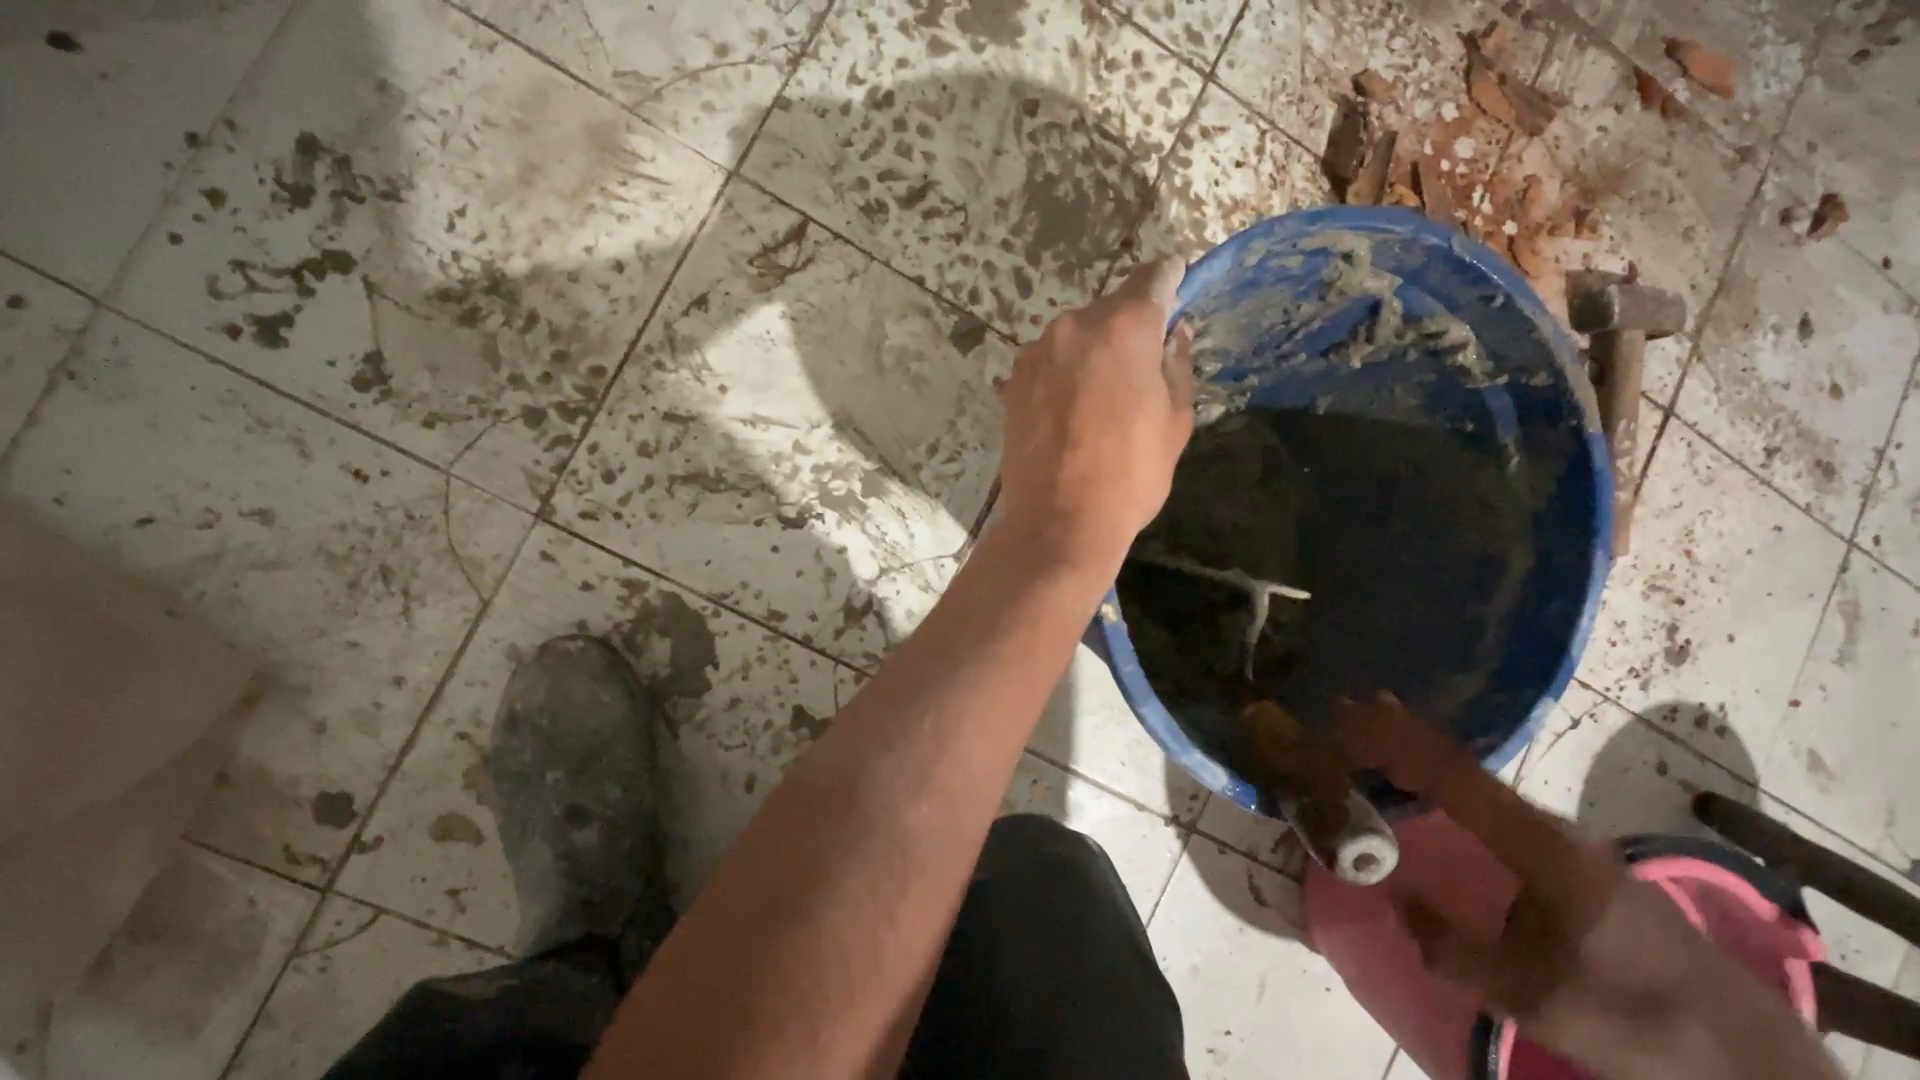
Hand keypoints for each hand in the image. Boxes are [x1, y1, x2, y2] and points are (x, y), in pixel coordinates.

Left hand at [996, 258, 1194, 565]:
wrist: (1059, 521)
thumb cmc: (1131, 474)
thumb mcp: (1175, 421)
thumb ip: (1177, 366)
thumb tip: (1176, 334)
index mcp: (1125, 327)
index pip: (1153, 279)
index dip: (1171, 280)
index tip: (1180, 284)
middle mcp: (1075, 326)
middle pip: (1111, 311)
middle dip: (1129, 330)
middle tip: (1143, 367)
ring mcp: (1037, 352)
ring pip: (1076, 337)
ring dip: (1092, 353)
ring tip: (1101, 400)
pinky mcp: (1012, 381)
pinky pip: (1049, 363)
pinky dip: (1064, 375)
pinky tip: (1072, 412)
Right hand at [1336, 696, 1838, 1079]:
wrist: (1740, 1049)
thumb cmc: (1628, 1013)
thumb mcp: (1526, 995)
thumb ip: (1449, 946)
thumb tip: (1397, 898)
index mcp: (1540, 848)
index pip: (1455, 778)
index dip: (1399, 742)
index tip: (1350, 714)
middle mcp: (1555, 830)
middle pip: (1468, 769)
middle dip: (1407, 738)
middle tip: (1352, 714)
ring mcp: (1572, 844)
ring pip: (1486, 786)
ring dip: (1432, 760)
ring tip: (1381, 740)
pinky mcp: (1579, 864)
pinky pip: (1500, 807)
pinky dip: (1457, 786)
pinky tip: (1441, 792)